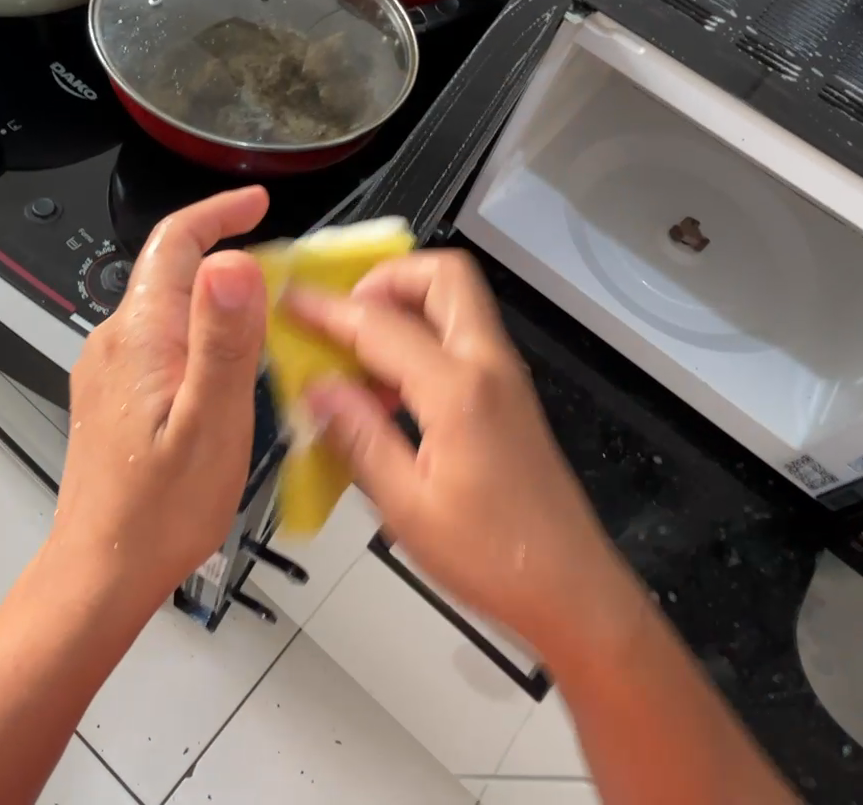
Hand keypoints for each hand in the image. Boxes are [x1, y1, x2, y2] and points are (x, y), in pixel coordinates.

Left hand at [50, 187, 268, 600]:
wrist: (101, 572)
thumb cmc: (160, 509)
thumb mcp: (210, 421)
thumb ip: (223, 339)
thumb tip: (235, 263)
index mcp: (141, 334)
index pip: (174, 242)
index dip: (218, 212)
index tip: (259, 202)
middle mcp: (115, 340)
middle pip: (171, 271)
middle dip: (226, 256)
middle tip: (284, 273)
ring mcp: (109, 369)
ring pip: (168, 308)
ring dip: (215, 300)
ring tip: (267, 323)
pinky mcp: (113, 396)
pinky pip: (161, 343)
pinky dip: (199, 334)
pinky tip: (226, 371)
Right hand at [283, 250, 643, 653]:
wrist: (571, 588)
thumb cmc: (492, 558)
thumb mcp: (407, 506)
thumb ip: (359, 437)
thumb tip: (317, 390)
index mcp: (459, 390)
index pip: (381, 324)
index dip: (328, 309)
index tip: (291, 299)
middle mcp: (489, 365)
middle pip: (443, 275)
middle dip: (386, 277)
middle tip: (341, 312)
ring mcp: (505, 376)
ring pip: (455, 302)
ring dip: (403, 307)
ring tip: (355, 355)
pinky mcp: (508, 394)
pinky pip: (460, 338)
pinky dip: (420, 338)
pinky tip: (387, 391)